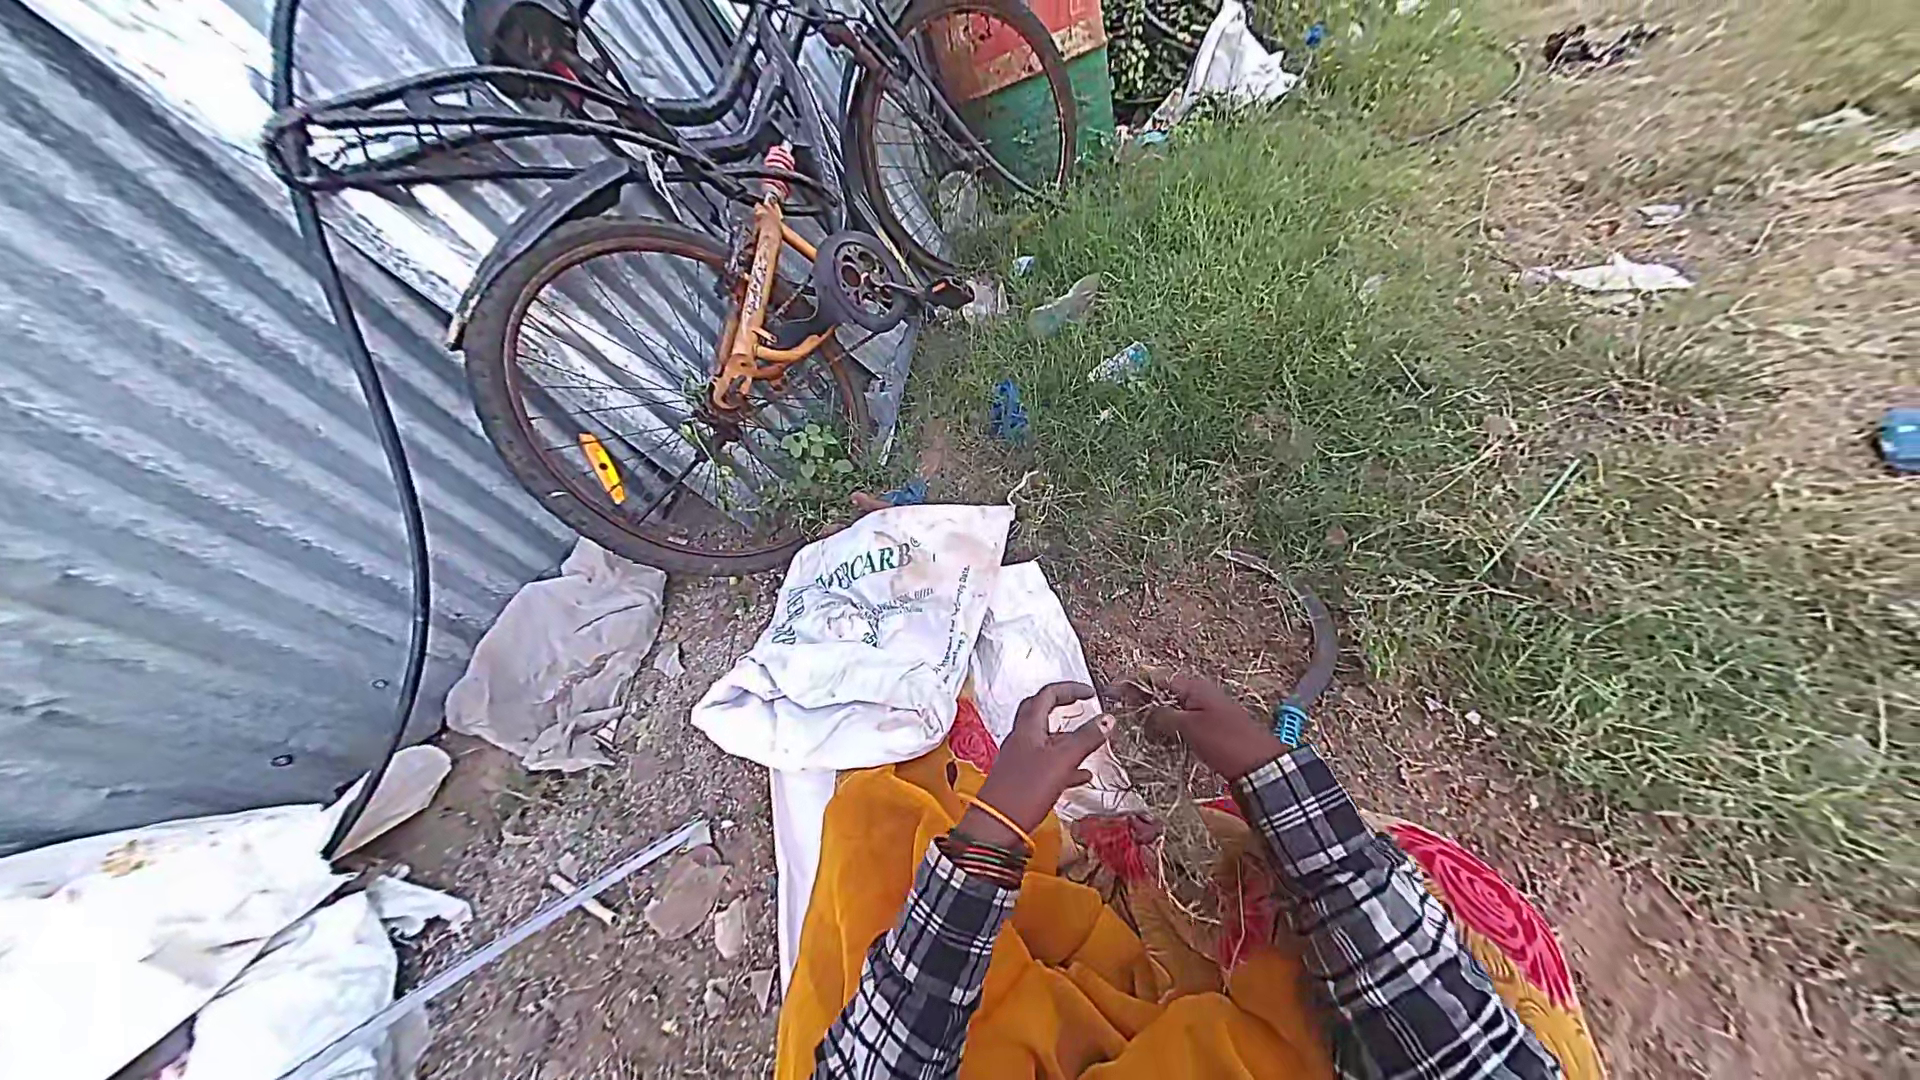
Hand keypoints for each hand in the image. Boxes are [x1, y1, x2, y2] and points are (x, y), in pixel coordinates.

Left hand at [957, 681, 1111, 849]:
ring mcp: (1020, 757)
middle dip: (1061, 704)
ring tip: (1090, 741)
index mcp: (1028, 727)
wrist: (997, 826)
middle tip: (1081, 704)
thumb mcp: (1062, 760)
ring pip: (1045, 738)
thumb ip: (1085, 738)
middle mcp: (1021, 737)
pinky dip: (1065, 764)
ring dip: (1066, 736)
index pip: (1047, 695)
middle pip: (1040, 711)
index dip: (1069, 689)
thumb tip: (1108, 718)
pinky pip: (1047, 763)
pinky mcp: (1022, 778)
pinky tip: (1083, 775)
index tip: (1090, 693)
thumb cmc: (1027, 789)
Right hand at [1125, 672, 1286, 780]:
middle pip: (1161, 693)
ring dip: (1154, 717)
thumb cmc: (1226, 742)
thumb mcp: (1189, 726)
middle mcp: (1198, 695)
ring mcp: (1204, 711)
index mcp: (1193, 687)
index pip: (1155, 679)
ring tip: (1136, 728)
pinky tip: (1158, 740)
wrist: (1262, 767)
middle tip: (1120, 711)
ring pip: (1170, 709)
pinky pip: (1181, 723)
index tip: (1112, 691)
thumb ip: (1163, 715)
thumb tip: (1145, 711)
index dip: (1133, 684)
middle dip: (1141, 701)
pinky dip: (1168, 729)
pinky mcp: (1209, 729)